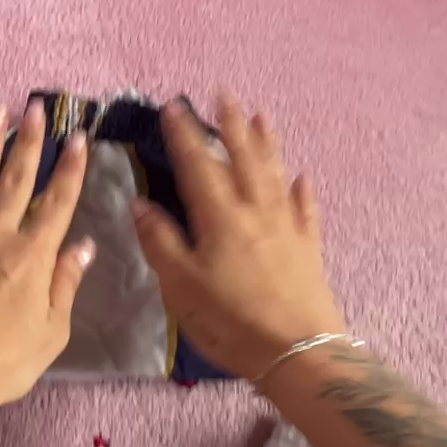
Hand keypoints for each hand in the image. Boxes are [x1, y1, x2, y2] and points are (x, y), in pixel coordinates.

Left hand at [0, 98, 96, 410]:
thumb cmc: (1, 361)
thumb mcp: (51, 331)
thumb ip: (65, 284)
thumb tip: (83, 245)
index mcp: (32, 256)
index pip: (58, 202)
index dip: (70, 168)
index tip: (78, 137)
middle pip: (17, 179)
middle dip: (29, 139)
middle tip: (35, 106)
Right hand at [131, 96, 344, 382]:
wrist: (298, 352)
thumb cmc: (229, 320)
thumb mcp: (180, 284)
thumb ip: (159, 240)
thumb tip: (139, 203)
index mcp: (219, 218)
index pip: (197, 166)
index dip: (185, 135)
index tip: (174, 106)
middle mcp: (255, 212)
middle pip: (242, 158)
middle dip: (230, 125)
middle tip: (223, 94)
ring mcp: (286, 228)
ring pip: (274, 174)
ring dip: (266, 143)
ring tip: (260, 115)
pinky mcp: (308, 248)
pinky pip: (305, 210)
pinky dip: (302, 190)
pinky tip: (302, 176)